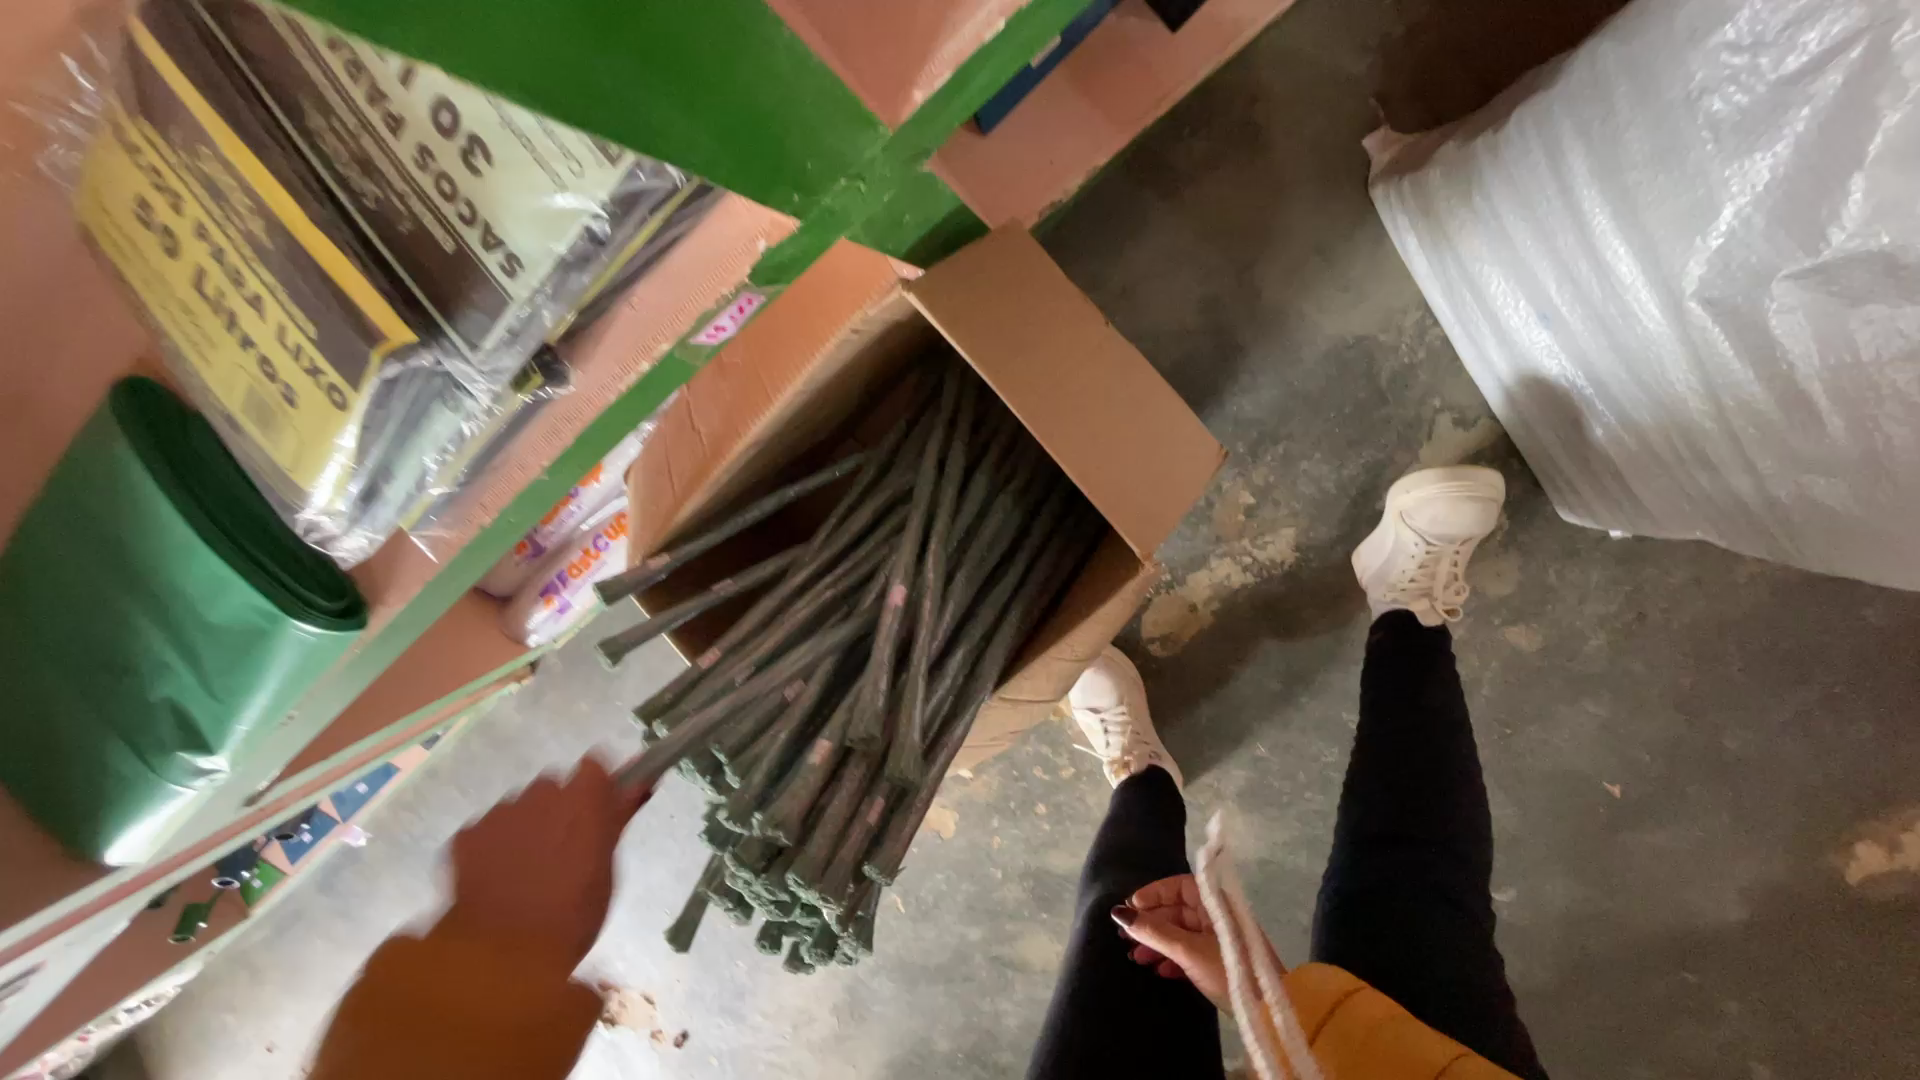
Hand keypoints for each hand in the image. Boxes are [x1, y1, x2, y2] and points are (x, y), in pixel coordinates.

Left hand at [445, 755, 647, 974]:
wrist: (501, 956)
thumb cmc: (573, 913)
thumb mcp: (608, 867)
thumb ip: (619, 816)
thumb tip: (640, 781)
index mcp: (584, 796)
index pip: (594, 765)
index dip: (597, 787)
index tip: (600, 812)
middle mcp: (541, 792)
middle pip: (554, 785)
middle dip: (560, 808)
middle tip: (565, 850)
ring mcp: (499, 813)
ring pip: (519, 807)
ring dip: (527, 826)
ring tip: (528, 870)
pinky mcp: (466, 836)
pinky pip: (487, 829)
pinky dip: (494, 846)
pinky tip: (498, 879)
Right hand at [1112, 874, 1284, 1011]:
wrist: (1272, 1012)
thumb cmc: (1229, 971)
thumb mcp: (1188, 951)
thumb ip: (1154, 932)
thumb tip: (1119, 913)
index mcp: (1215, 903)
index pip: (1179, 886)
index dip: (1153, 894)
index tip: (1130, 907)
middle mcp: (1217, 916)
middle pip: (1177, 911)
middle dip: (1150, 923)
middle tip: (1125, 936)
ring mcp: (1220, 939)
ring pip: (1181, 933)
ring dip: (1158, 944)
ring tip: (1135, 957)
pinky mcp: (1221, 962)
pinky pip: (1191, 952)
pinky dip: (1173, 959)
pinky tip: (1159, 971)